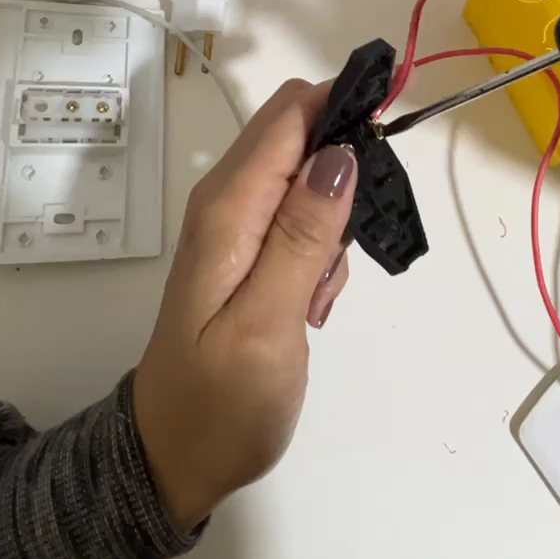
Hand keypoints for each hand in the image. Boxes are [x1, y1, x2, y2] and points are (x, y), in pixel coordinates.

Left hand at [133, 80, 356, 530]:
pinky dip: (322, 249)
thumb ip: (303, 235)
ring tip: (318, 290)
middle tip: (345, 242)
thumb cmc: (220, 400)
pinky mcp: (251, 247)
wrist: (175, 454)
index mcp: (229, 206)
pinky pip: (304, 217)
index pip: (289, 114)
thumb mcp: (267, 322)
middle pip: (300, 133)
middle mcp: (229, 199)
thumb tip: (339, 153)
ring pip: (311, 177)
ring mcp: (239, 223)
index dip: (340, 104)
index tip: (384, 134)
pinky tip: (310, 301)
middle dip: (342, 170)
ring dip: (335, 223)